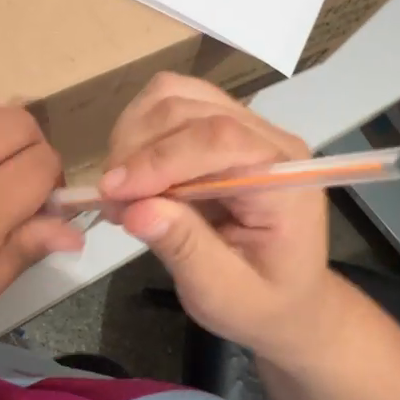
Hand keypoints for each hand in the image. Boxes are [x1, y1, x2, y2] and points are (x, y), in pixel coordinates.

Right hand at [100, 73, 332, 356]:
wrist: (287, 300)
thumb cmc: (262, 303)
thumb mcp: (225, 296)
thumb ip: (186, 250)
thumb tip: (137, 211)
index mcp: (283, 178)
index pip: (218, 139)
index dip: (158, 159)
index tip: (113, 193)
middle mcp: (268, 138)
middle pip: (187, 109)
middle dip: (136, 152)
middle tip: (112, 205)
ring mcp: (244, 125)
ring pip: (172, 96)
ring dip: (132, 136)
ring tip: (122, 190)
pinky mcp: (219, 124)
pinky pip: (169, 102)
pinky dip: (138, 130)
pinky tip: (134, 172)